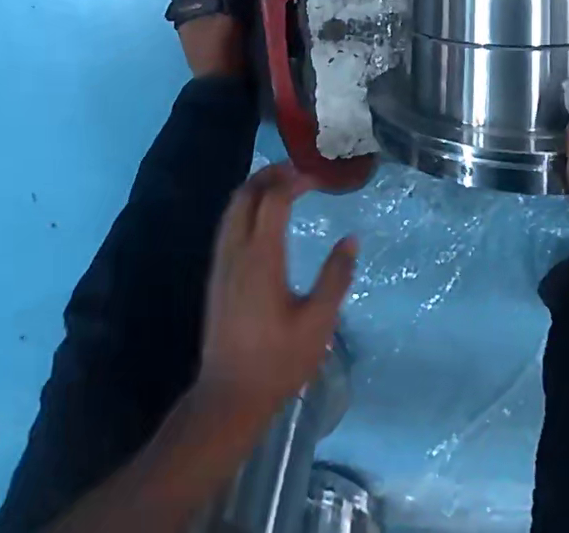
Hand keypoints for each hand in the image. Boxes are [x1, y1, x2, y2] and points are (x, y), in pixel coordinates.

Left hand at [196, 163, 357, 431]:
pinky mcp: (216, 275)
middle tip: (301, 171)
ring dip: (256, 187)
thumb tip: (351, 239)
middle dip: (271, 174)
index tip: (318, 177)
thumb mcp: (318, 322)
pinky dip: (246, 206)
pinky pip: (228, 224)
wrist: (229, 396)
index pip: (273, 199)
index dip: (295, 180)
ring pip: (232, 207)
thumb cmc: (278, 360)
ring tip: (285, 185)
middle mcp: (236, 251)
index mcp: (261, 257)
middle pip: (246, 193)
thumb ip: (336, 276)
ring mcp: (221, 262)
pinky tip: (265, 218)